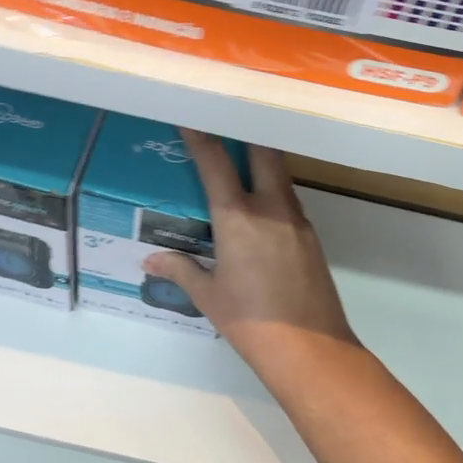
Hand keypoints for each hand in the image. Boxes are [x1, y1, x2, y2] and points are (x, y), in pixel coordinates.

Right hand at [144, 130, 356, 362]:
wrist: (309, 348)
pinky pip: (290, 201)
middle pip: (263, 152)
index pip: (216, 163)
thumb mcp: (209, 297)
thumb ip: (181, 270)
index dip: (202, 135)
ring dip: (263, 161)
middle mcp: (271, 208)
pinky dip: (275, 191)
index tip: (193, 113)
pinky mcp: (311, 237)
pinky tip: (262, 205)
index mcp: (238, 218)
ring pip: (281, 175)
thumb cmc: (251, 321)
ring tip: (244, 157)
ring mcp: (297, 221)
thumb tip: (151, 261)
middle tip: (230, 118)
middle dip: (247, 131)